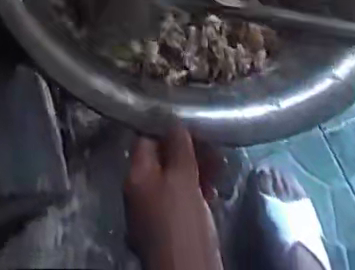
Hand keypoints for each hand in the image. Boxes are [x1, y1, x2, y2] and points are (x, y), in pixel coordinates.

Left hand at [124, 125, 223, 269]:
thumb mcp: (181, 182)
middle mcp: (139, 190)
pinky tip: (213, 192)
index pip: (145, 139)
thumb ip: (178, 151)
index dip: (167, 129)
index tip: (192, 124)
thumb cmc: (181, 225)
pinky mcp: (171, 231)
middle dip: (186, 152)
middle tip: (213, 148)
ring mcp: (153, 212)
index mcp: (135, 175)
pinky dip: (196, 192)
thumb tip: (176, 124)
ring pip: (173, 181)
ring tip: (219, 168)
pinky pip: (181, 201)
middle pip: (160, 160)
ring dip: (195, 171)